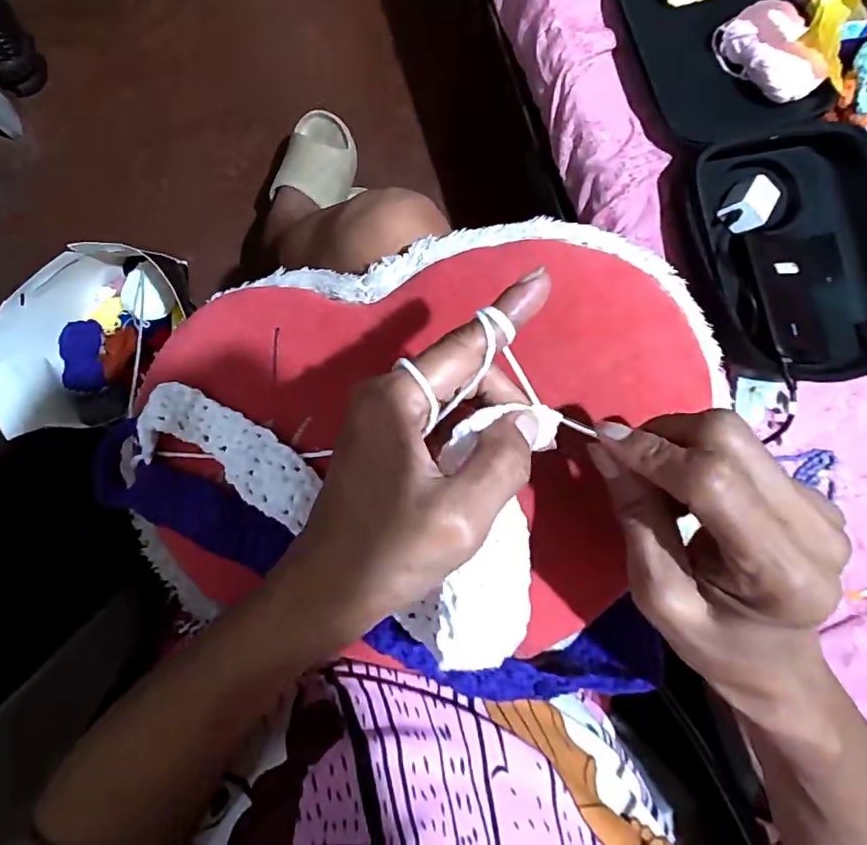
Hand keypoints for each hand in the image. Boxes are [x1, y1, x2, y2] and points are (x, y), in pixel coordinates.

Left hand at [267, 270, 552, 655]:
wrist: (328, 589)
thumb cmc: (391, 552)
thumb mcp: (462, 513)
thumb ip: (503, 458)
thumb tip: (524, 421)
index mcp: (398, 398)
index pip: (466, 345)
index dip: (506, 313)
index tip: (538, 278)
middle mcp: (384, 393)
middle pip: (462, 372)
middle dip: (504, 397)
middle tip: (533, 441)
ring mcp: (378, 414)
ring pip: (450, 397)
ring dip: (486, 418)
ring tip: (513, 456)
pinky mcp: (380, 438)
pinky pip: (434, 418)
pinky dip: (465, 432)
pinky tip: (485, 458)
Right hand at [592, 411, 849, 719]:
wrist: (776, 662)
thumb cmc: (713, 641)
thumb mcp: (657, 595)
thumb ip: (636, 516)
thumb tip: (605, 447)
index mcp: (780, 571)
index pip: (712, 480)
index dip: (652, 452)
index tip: (602, 439)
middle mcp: (814, 529)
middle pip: (727, 437)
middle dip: (664, 435)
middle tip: (629, 462)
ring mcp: (821, 506)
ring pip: (734, 434)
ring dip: (680, 443)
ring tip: (661, 484)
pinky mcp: (813, 492)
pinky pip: (743, 448)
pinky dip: (700, 454)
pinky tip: (692, 491)